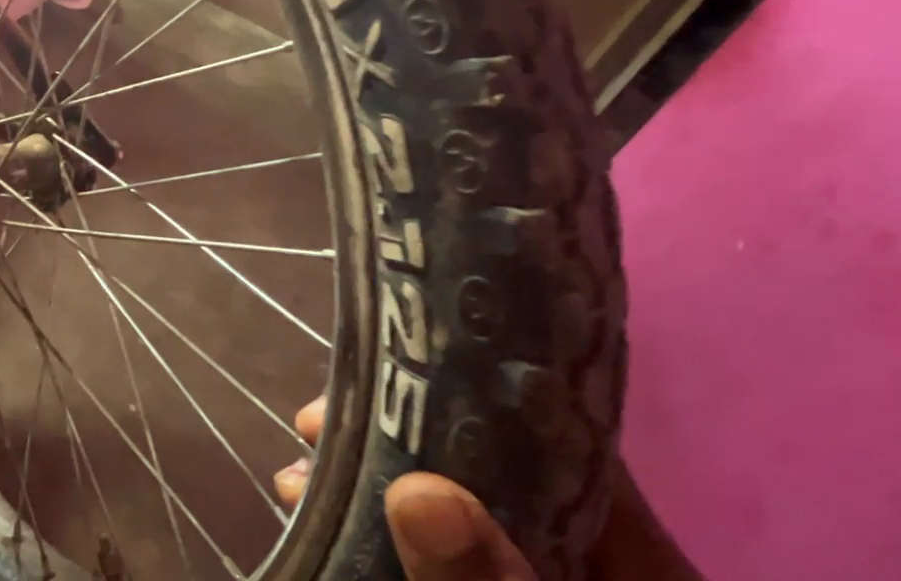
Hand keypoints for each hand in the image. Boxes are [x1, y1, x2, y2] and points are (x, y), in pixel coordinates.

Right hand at [272, 399, 699, 580]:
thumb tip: (419, 492)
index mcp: (640, 570)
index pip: (568, 451)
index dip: (475, 395)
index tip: (385, 374)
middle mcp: (584, 571)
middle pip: (489, 478)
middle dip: (391, 442)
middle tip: (313, 423)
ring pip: (448, 523)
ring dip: (368, 492)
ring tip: (295, 473)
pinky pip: (432, 566)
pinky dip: (378, 545)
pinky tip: (320, 525)